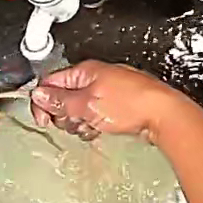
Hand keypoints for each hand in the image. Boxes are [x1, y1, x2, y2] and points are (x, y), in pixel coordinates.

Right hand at [29, 60, 187, 143]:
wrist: (163, 115)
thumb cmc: (131, 103)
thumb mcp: (87, 104)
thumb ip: (60, 101)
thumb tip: (38, 95)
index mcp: (84, 72)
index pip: (50, 83)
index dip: (43, 102)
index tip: (44, 120)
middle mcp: (94, 79)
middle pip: (63, 98)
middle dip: (64, 115)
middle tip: (75, 122)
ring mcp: (106, 93)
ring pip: (78, 110)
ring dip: (79, 123)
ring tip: (91, 126)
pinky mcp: (115, 107)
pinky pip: (94, 116)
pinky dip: (93, 125)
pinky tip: (100, 130)